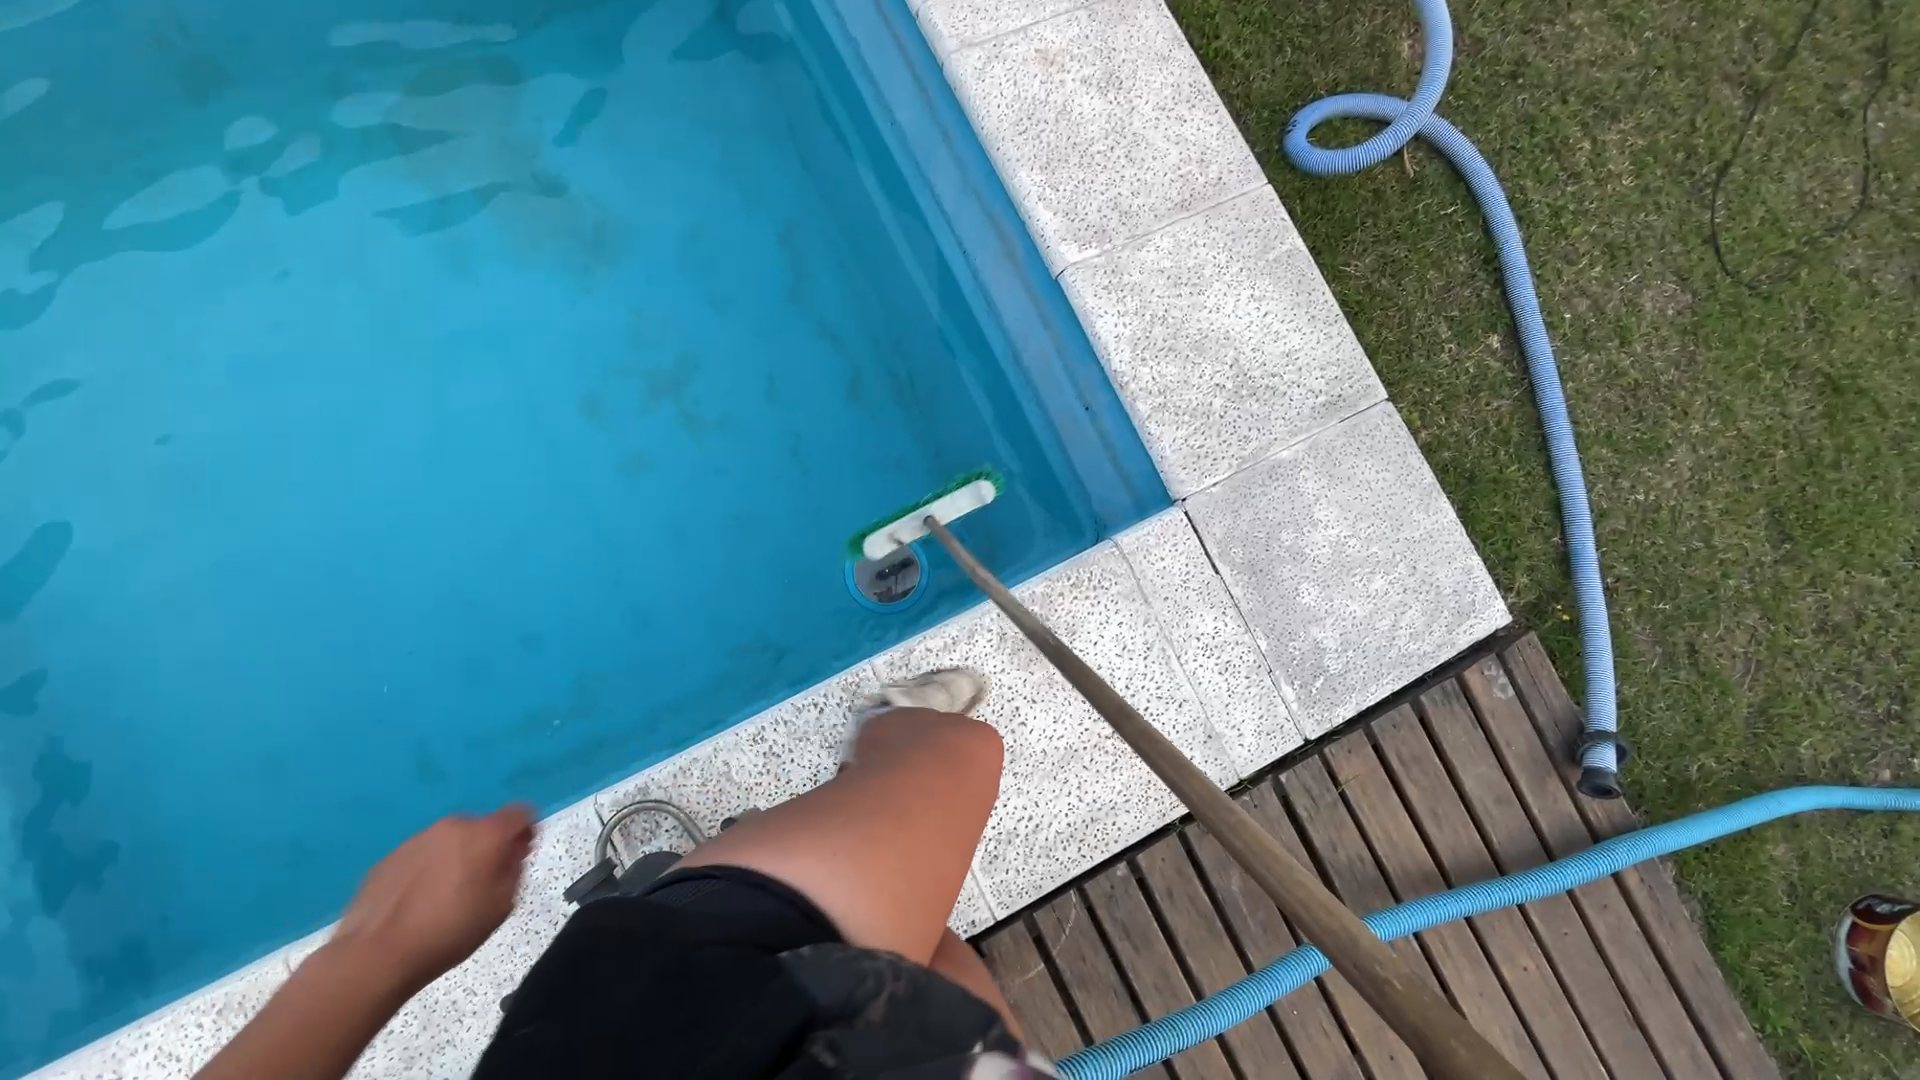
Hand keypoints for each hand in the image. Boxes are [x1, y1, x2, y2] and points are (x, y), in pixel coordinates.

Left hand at [328, 804, 534, 997]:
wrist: (375, 955)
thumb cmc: (450, 931)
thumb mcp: (502, 905)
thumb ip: (515, 869)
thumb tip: (510, 854)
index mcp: (486, 834)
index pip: (520, 813)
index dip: (525, 832)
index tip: (519, 857)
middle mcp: (453, 827)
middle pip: (482, 827)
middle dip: (488, 847)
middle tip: (483, 882)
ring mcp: (416, 840)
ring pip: (450, 841)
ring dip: (456, 858)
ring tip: (446, 895)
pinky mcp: (388, 858)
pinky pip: (421, 856)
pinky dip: (427, 870)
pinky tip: (418, 902)